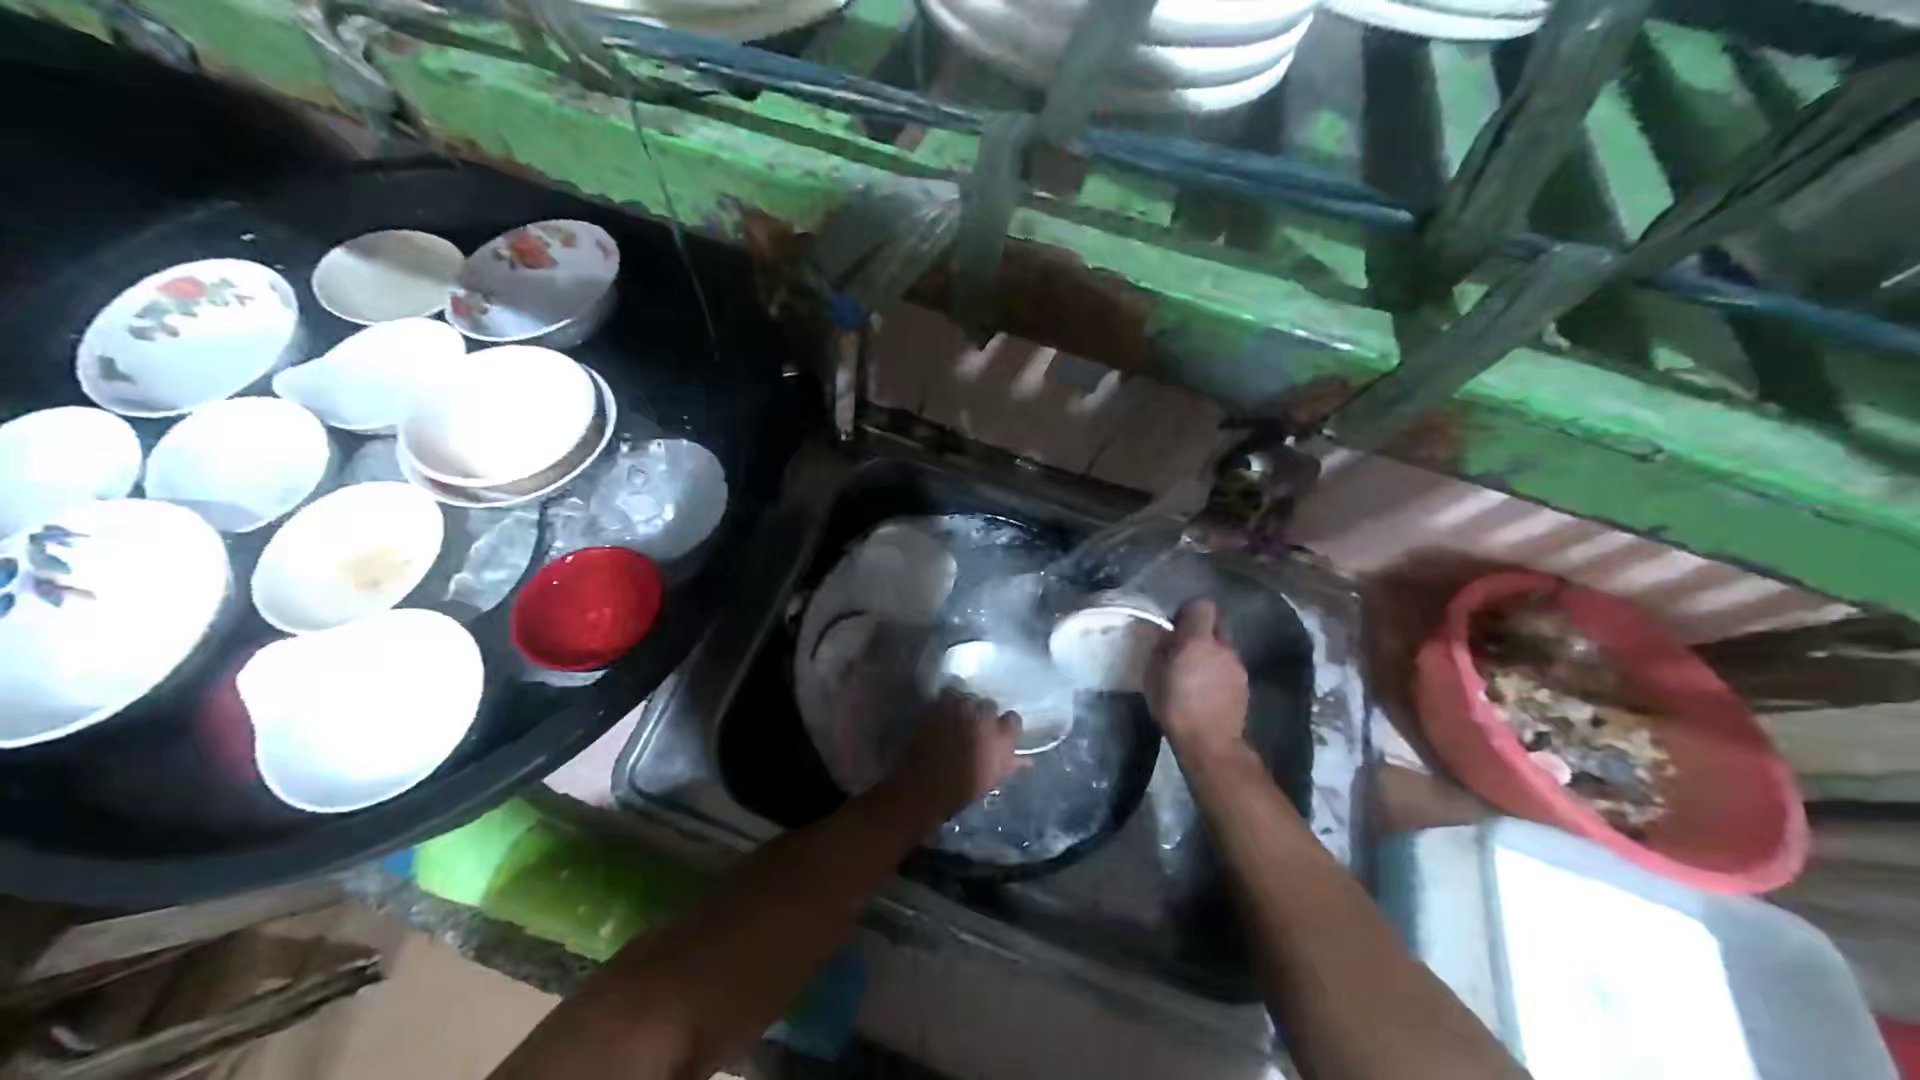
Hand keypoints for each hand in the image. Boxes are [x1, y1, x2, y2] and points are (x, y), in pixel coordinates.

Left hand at [891, 689, 1021, 817]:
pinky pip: (946, 694)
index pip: (1014, 719)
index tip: (1000, 731)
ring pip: (968, 696)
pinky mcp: (939, 706)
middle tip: (976, 724)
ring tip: (958, 715)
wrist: (925, 786)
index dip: (1007, 725)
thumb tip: (1028, 761)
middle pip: (990, 704)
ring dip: (965, 705)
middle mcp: (984, 717)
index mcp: (1001, 736)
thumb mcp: (992, 779)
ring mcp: (960, 709)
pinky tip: (942, 711)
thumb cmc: (963, 789)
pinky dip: (946, 701)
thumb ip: (1011, 764)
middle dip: (984, 713)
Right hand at [1146, 600, 1249, 760]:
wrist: (1210, 742)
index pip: (1202, 606)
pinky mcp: (1244, 682)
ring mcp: (1237, 664)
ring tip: (1197, 671)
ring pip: (1224, 645)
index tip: (1177, 624)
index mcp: (1196, 641)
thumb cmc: (1174, 708)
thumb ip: (1162, 650)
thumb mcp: (1153, 676)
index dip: (1190, 611)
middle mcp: (1222, 646)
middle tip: (1187, 644)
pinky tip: (1209, 687)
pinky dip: (1220, 669)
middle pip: (1218, 621)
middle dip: (1204, 627)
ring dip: (1212, 650)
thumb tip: (1169, 638)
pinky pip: (1230, 664)